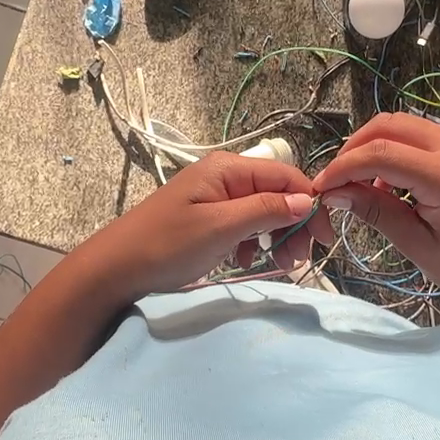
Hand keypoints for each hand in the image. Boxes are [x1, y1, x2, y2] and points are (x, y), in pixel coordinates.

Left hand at [70, 152, 334, 299]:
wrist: (115, 270)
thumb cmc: (167, 246)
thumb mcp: (221, 228)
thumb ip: (265, 210)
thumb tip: (306, 200)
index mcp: (228, 169)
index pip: (287, 176)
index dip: (310, 205)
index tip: (325, 240)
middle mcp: (224, 176)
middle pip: (277, 193)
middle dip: (294, 225)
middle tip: (298, 260)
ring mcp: (214, 197)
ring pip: (262, 211)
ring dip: (276, 236)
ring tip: (279, 265)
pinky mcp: (206, 219)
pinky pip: (243, 224)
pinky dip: (253, 242)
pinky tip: (246, 260)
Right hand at [311, 113, 439, 315]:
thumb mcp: (416, 245)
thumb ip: (375, 211)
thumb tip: (334, 193)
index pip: (380, 154)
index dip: (343, 167)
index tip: (322, 188)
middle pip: (389, 126)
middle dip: (354, 148)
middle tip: (336, 181)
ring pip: (403, 125)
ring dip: (373, 146)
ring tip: (356, 182)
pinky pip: (419, 135)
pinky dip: (394, 149)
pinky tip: (386, 182)